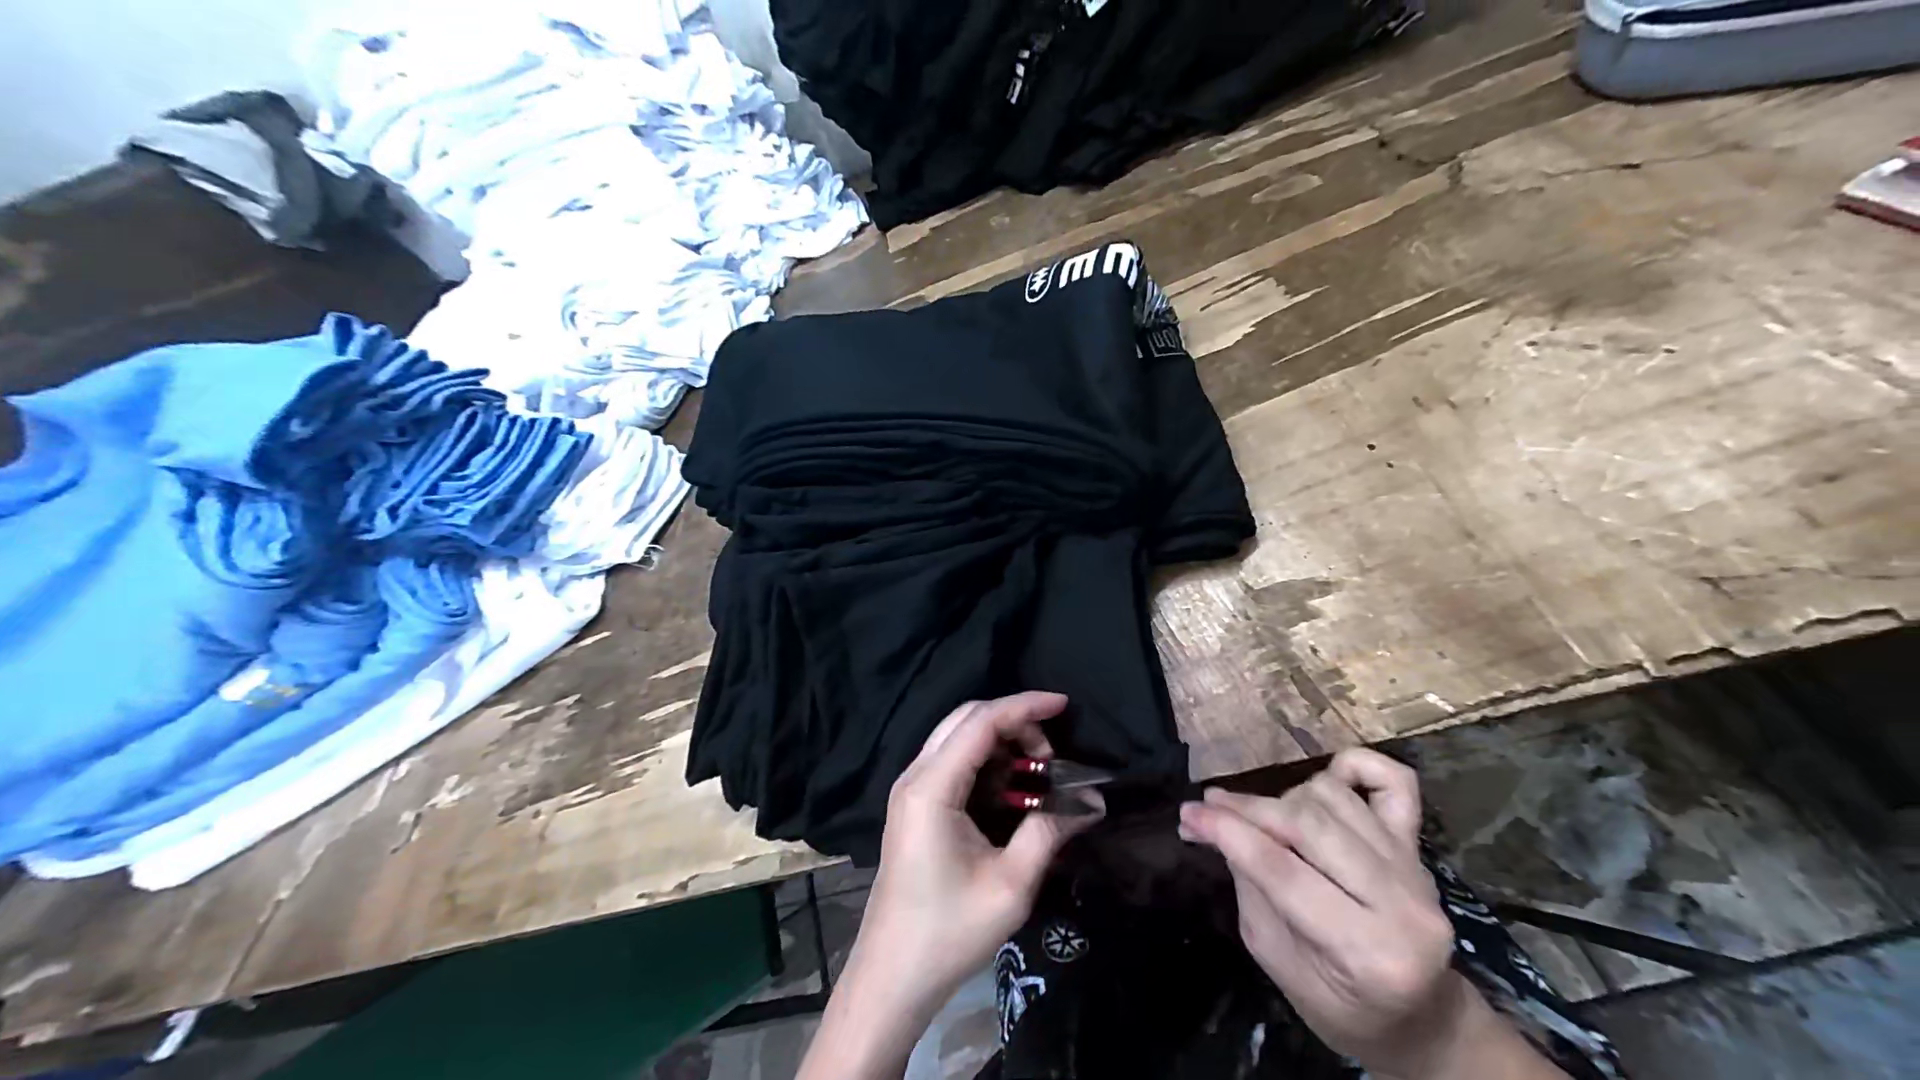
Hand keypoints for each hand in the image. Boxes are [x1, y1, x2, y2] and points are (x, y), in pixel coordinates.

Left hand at [798, 692, 1098, 1079]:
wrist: (892, 975)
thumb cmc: (949, 931)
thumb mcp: (1011, 885)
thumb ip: (1049, 832)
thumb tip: (1092, 801)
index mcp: (931, 788)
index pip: (980, 722)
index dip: (1024, 706)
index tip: (1064, 705)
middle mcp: (915, 777)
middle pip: (966, 720)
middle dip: (1014, 722)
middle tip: (1053, 754)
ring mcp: (911, 790)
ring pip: (958, 738)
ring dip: (1000, 741)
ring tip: (1038, 773)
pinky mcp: (915, 806)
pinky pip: (953, 762)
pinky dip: (986, 762)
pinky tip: (1011, 789)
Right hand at [1179, 749, 1559, 1079]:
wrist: (1419, 1019)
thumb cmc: (1339, 1006)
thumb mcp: (1276, 960)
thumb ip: (1250, 887)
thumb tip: (1211, 825)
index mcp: (1368, 951)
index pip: (1283, 871)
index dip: (1227, 833)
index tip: (1188, 814)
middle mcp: (1402, 903)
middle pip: (1309, 823)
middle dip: (1248, 809)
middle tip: (1208, 807)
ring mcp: (1415, 869)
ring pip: (1334, 796)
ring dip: (1284, 798)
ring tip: (1262, 819)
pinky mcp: (1418, 846)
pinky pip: (1393, 782)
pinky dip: (1356, 765)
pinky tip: (1328, 777)